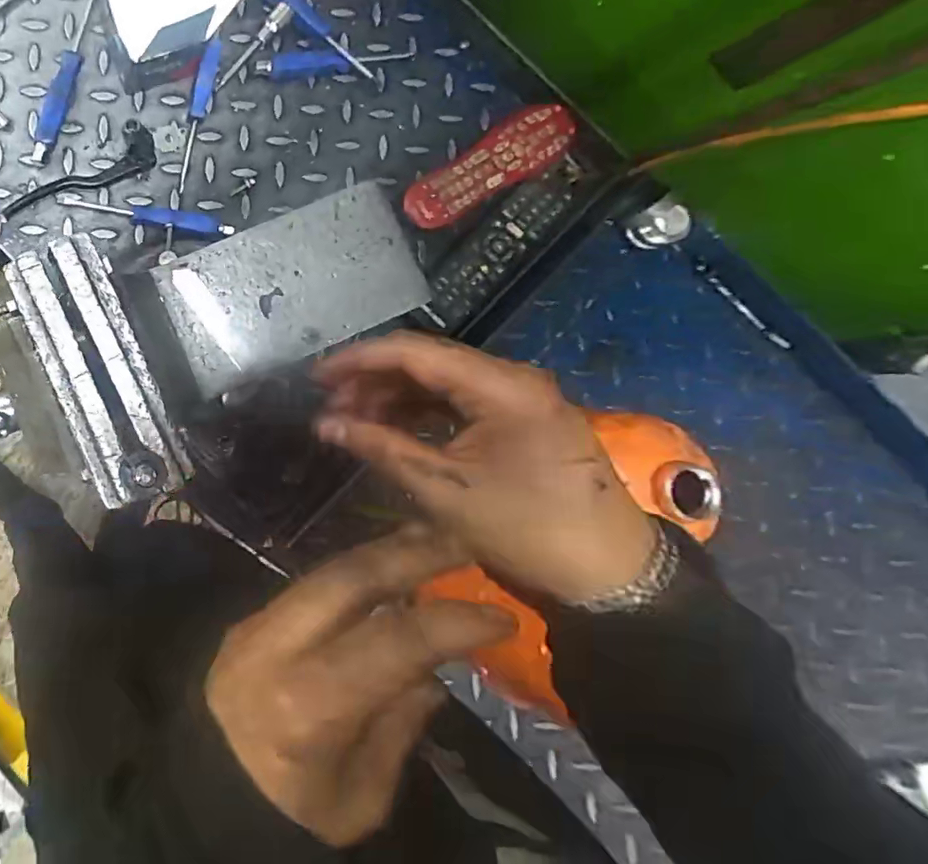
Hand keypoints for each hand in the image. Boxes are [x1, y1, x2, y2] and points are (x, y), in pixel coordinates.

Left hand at [206, 526, 515, 845]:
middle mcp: (272, 648)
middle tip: (462, 542)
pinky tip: (382, 565)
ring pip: (320, 573)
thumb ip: (396, 726)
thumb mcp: (360, 798)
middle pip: (343, 582)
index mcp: (305, 706)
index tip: (499, 616)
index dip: (447, 624)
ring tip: (429, 538)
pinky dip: (350, 571)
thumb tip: (433, 666)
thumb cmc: (292, 807)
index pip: (385, 645)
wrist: (205, 786)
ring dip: (377, 552)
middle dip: (406, 555)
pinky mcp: (248, 618)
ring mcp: (253, 625)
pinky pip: (305, 585)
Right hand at [311, 332, 658, 604]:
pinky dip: (418, 411)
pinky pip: (456, 399)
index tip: (316, 378)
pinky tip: (388, 427)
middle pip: (424, 361)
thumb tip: (323, 424)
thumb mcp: (443, 489)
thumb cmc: (527, 529)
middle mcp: (511, 379)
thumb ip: (379, 446)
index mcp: (501, 387)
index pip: (412, 352)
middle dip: (371, 379)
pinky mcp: (518, 417)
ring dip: (391, 395)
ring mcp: (518, 396)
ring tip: (351, 419)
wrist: (611, 576)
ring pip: (437, 380)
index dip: (357, 360)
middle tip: (330, 405)